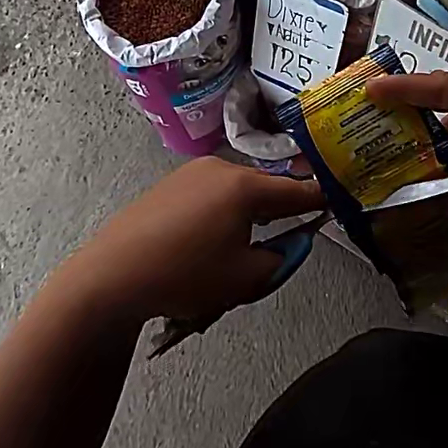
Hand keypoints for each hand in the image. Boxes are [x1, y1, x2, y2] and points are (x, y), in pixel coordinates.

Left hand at [64, 157, 324, 322]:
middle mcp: (221, 168)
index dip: (320, 200)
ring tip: (237, 248)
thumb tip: (293, 244)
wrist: (110, 276)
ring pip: (238, 191)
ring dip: (249, 212)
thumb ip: (281, 258)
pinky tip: (207, 240)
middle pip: (267, 187)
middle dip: (280, 210)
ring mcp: (192, 172)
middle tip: (284, 239)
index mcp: (245, 187)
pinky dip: (222, 211)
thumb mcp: (245, 278)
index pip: (297, 191)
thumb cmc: (183, 276)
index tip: (336, 202)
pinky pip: (212, 193)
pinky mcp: (170, 184)